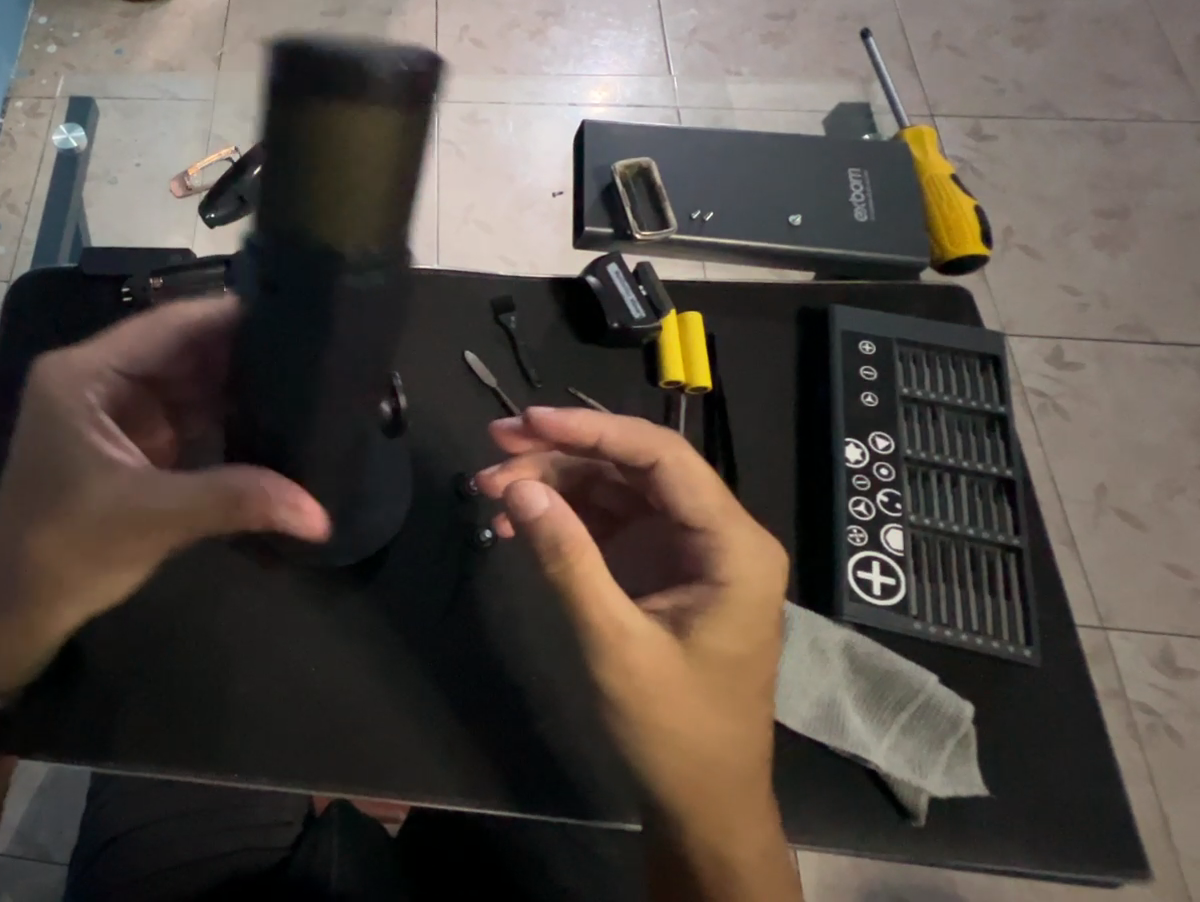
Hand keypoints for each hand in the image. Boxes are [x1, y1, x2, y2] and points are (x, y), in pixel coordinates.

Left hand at [0, 297, 329, 696]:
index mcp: (85, 374)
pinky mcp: (133, 443)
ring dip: (239, 385)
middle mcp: (100, 379)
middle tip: (318, 349)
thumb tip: (320, 514)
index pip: (169, 325)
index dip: (231, 317)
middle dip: (243, 351)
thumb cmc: (66, 551)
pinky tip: (275, 415)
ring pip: (189, 382)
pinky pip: (187, 416)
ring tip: (310, 376)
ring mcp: (118, 411)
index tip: (298, 315)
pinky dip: (225, 418)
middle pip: (182, 349)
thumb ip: (235, 500)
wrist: (19, 609)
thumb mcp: (151, 518)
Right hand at [474, 407, 789, 840]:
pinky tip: (513, 522)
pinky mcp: (654, 565)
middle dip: (558, 452)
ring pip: (611, 487)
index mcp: (730, 545)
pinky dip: (557, 515)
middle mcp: (711, 533)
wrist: (698, 797)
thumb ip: (565, 558)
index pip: (659, 457)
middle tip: (492, 448)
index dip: (590, 429)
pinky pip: (602, 519)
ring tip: (489, 488)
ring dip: (549, 481)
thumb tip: (517, 485)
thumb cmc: (672, 726)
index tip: (526, 422)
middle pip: (630, 465)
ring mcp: (681, 548)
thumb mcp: (612, 641)